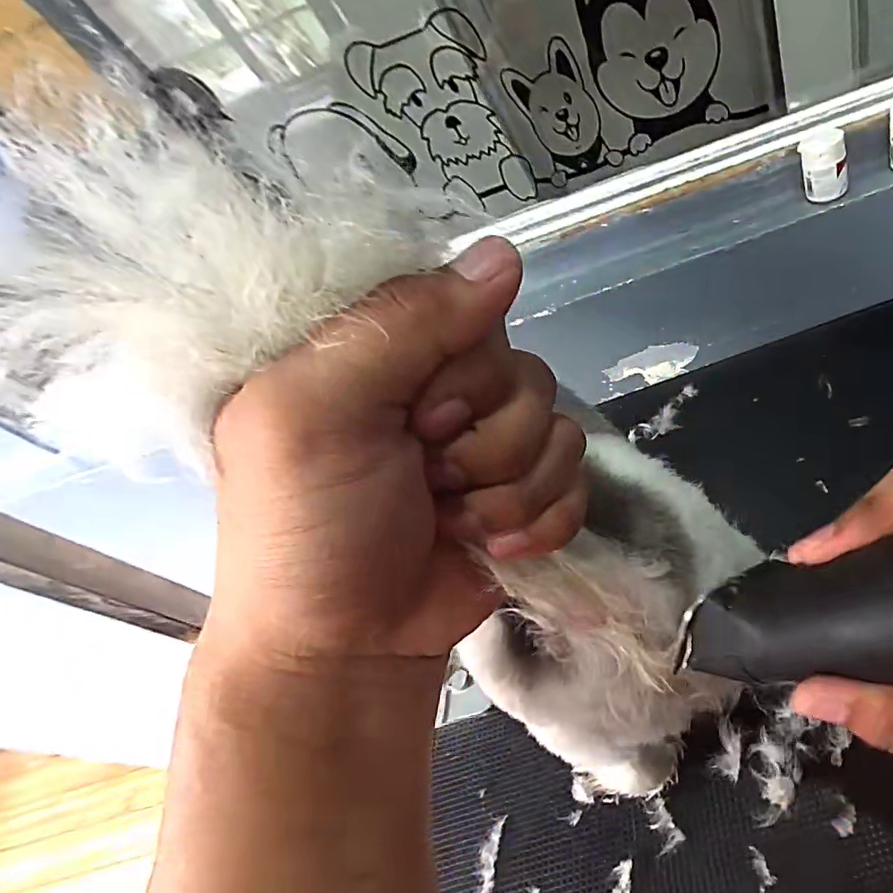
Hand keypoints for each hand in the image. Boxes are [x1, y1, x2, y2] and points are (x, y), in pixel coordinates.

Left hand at [201, 236, 586, 663]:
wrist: (353, 640)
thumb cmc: (311, 525)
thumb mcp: (321, 410)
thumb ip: (405, 324)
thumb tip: (507, 252)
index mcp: (388, 352)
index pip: (477, 316)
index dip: (462, 373)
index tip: (416, 418)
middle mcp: (451, 390)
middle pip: (531, 381)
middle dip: (485, 444)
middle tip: (427, 478)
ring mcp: (498, 446)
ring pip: (563, 436)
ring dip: (511, 493)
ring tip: (455, 521)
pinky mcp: (534, 495)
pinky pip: (581, 485)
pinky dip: (543, 523)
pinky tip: (494, 544)